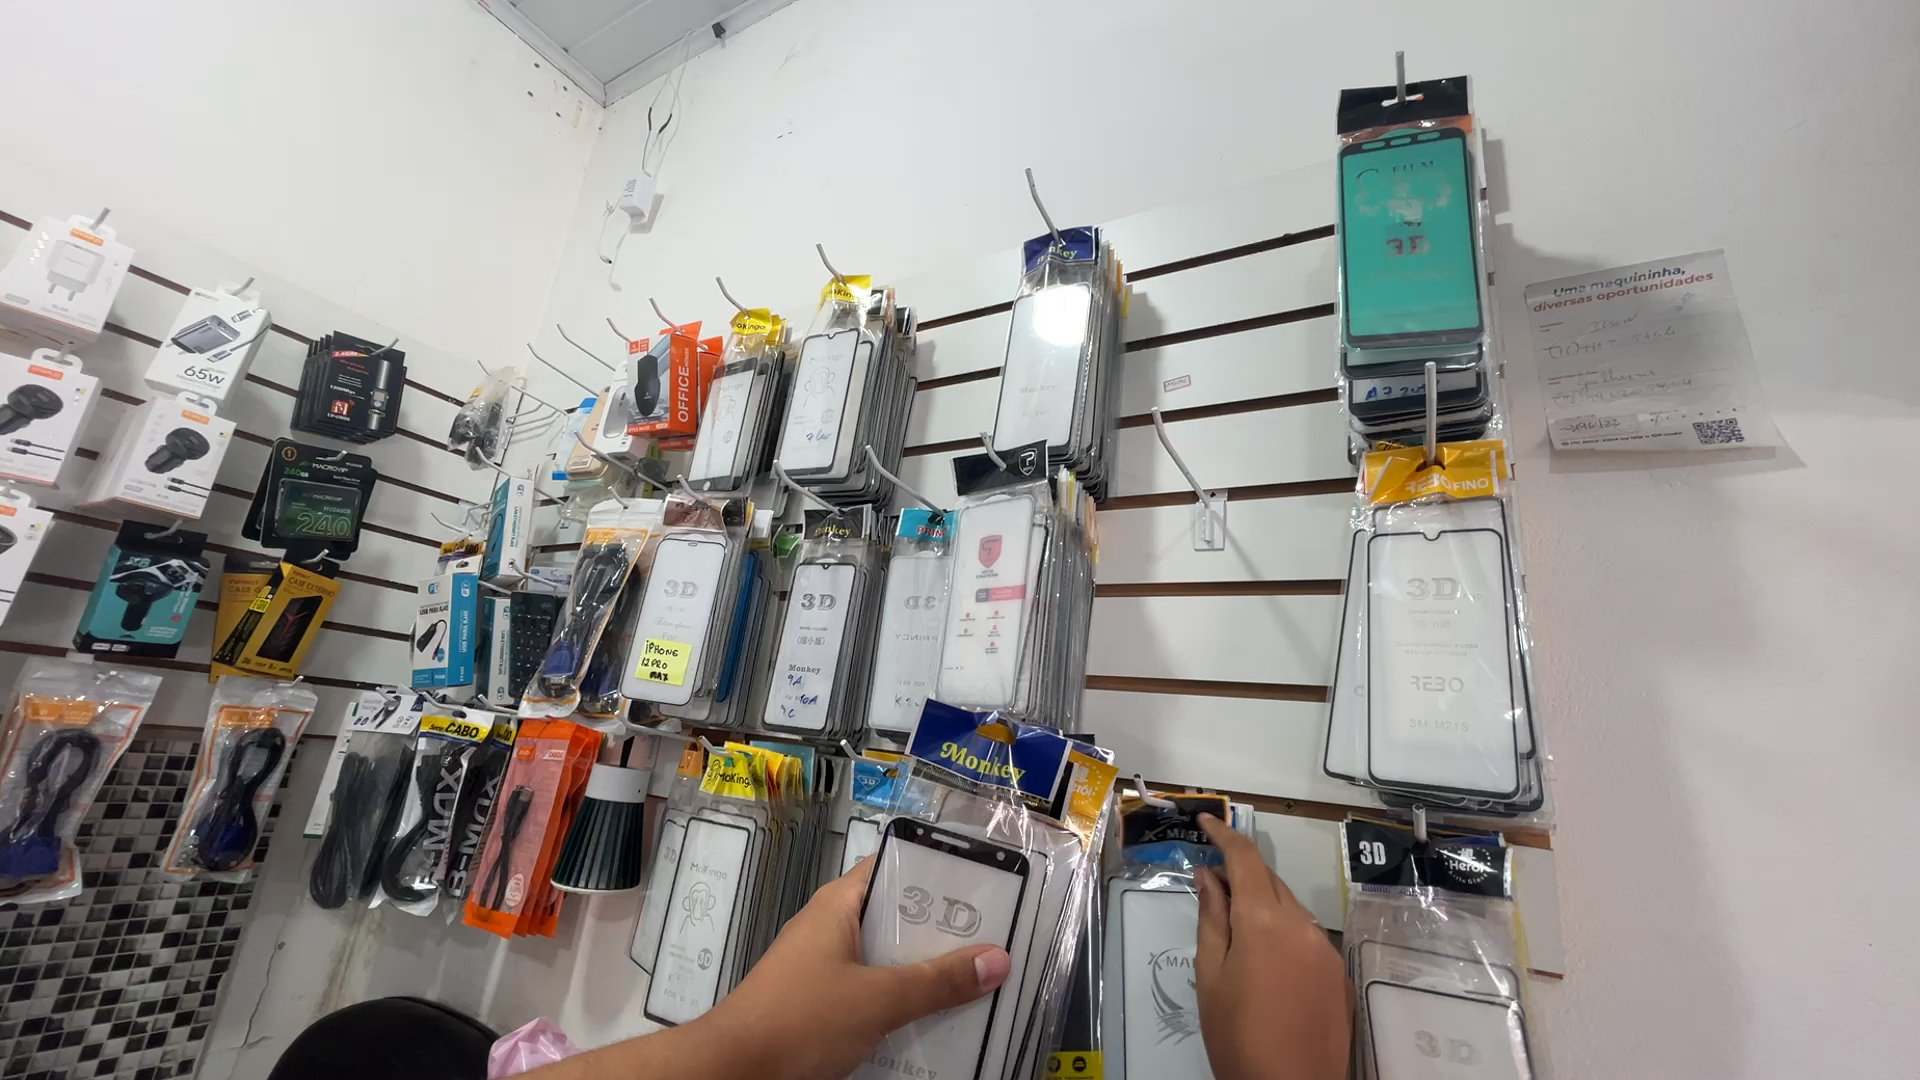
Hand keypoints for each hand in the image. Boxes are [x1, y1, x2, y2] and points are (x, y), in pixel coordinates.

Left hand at [696, 856, 1011, 1079]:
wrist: (731, 1073)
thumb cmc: (801, 1018)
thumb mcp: (877, 999)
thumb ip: (936, 982)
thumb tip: (998, 959)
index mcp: (840, 903)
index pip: (894, 866)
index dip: (935, 870)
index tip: (978, 884)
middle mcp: (832, 924)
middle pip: (896, 916)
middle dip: (938, 930)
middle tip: (988, 937)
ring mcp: (824, 964)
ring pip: (884, 957)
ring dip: (921, 970)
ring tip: (971, 978)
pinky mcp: (819, 1001)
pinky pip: (869, 989)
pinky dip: (897, 999)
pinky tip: (929, 1018)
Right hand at [1193, 813, 1349, 1079]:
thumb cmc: (1238, 1036)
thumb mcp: (1210, 975)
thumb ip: (1211, 917)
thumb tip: (1209, 876)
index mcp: (1264, 921)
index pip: (1244, 858)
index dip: (1224, 834)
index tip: (1206, 820)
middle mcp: (1301, 925)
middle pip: (1268, 878)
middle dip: (1240, 869)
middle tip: (1211, 879)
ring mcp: (1325, 950)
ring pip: (1288, 904)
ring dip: (1261, 898)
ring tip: (1233, 919)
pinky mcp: (1338, 975)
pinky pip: (1305, 932)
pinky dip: (1281, 925)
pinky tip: (1263, 952)